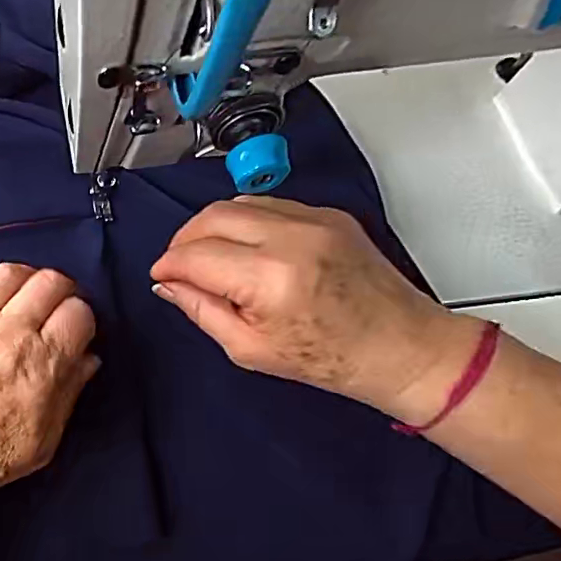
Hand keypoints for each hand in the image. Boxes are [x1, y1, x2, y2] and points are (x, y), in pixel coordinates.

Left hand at [0, 263, 101, 538]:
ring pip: (8, 273)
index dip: (84, 321)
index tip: (78, 336)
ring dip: (25, 281)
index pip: (79, 313)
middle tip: (58, 312)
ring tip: (25, 301)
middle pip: (49, 282)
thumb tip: (86, 360)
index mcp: (42, 360)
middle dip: (62, 293)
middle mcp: (9, 330)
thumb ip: (67, 395)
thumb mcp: (40, 443)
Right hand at [148, 196, 483, 422]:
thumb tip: (169, 286)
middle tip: (178, 267)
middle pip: (210, 217)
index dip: (167, 266)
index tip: (161, 278)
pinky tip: (241, 250)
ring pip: (235, 204)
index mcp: (270, 278)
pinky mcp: (329, 215)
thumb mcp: (246, 348)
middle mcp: (293, 238)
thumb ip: (201, 310)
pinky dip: (242, 222)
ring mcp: (315, 221)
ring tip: (207, 258)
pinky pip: (267, 205)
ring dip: (210, 228)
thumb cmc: (330, 356)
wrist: (399, 347)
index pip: (194, 255)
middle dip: (183, 241)